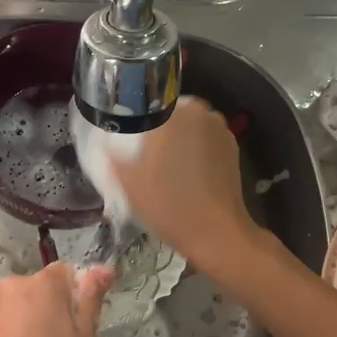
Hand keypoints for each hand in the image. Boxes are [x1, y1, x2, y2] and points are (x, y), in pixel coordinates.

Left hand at [0, 261, 114, 336]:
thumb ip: (90, 300)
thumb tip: (103, 268)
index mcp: (42, 285)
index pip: (66, 273)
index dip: (76, 297)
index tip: (78, 328)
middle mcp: (11, 286)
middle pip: (40, 289)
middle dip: (52, 310)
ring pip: (20, 306)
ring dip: (30, 323)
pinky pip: (1, 322)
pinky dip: (10, 336)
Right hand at [111, 96, 258, 265]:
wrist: (216, 234)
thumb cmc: (167, 202)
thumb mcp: (127, 179)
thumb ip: (112, 153)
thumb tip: (104, 140)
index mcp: (175, 112)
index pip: (146, 101)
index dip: (133, 116)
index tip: (124, 134)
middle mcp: (201, 112)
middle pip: (168, 113)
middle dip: (155, 127)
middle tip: (140, 151)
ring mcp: (221, 130)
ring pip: (188, 126)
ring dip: (175, 138)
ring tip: (161, 163)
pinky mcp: (232, 149)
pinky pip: (204, 141)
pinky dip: (193, 150)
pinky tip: (182, 172)